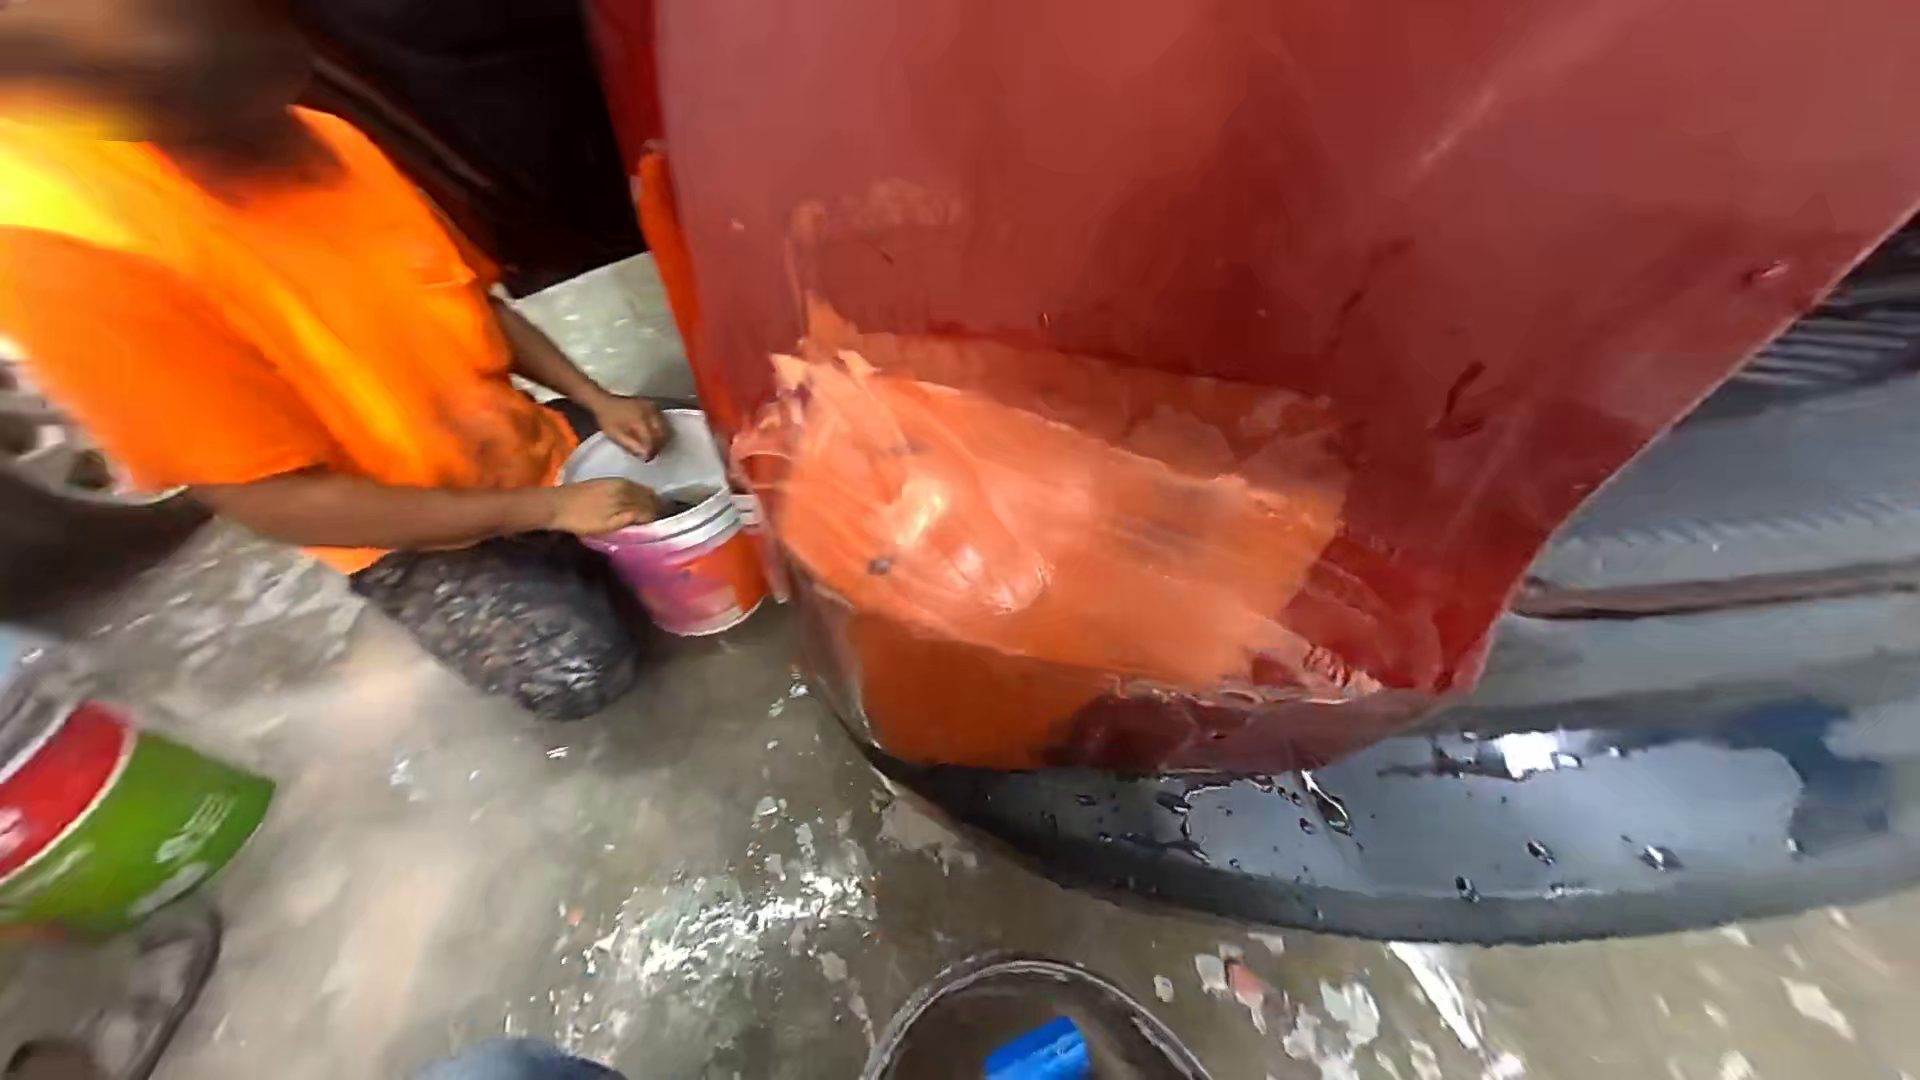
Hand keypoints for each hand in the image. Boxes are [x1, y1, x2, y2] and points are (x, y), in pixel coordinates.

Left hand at [545, 478, 659, 534]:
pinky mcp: (610, 481)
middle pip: (651, 497)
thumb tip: (651, 517)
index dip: (660, 517)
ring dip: (651, 500)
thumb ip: (631, 518)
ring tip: (655, 511)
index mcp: (628, 497)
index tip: (665, 525)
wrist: (554, 505)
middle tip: (663, 519)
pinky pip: (634, 486)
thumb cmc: (581, 520)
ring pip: (644, 490)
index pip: (653, 507)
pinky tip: (639, 502)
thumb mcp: (608, 525)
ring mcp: (618, 482)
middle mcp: (626, 486)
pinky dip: (641, 494)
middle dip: (659, 507)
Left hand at [589, 395, 669, 459]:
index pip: (654, 439)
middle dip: (659, 445)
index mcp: (640, 419)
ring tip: (653, 445)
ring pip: (666, 427)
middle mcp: (650, 412)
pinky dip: (661, 431)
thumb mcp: (615, 435)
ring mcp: (653, 408)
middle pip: (663, 433)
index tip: (648, 458)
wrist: (605, 402)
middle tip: (651, 453)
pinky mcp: (654, 407)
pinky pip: (663, 422)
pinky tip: (654, 436)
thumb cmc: (608, 419)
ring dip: (661, 439)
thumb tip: (647, 456)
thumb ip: (631, 446)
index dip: (652, 450)